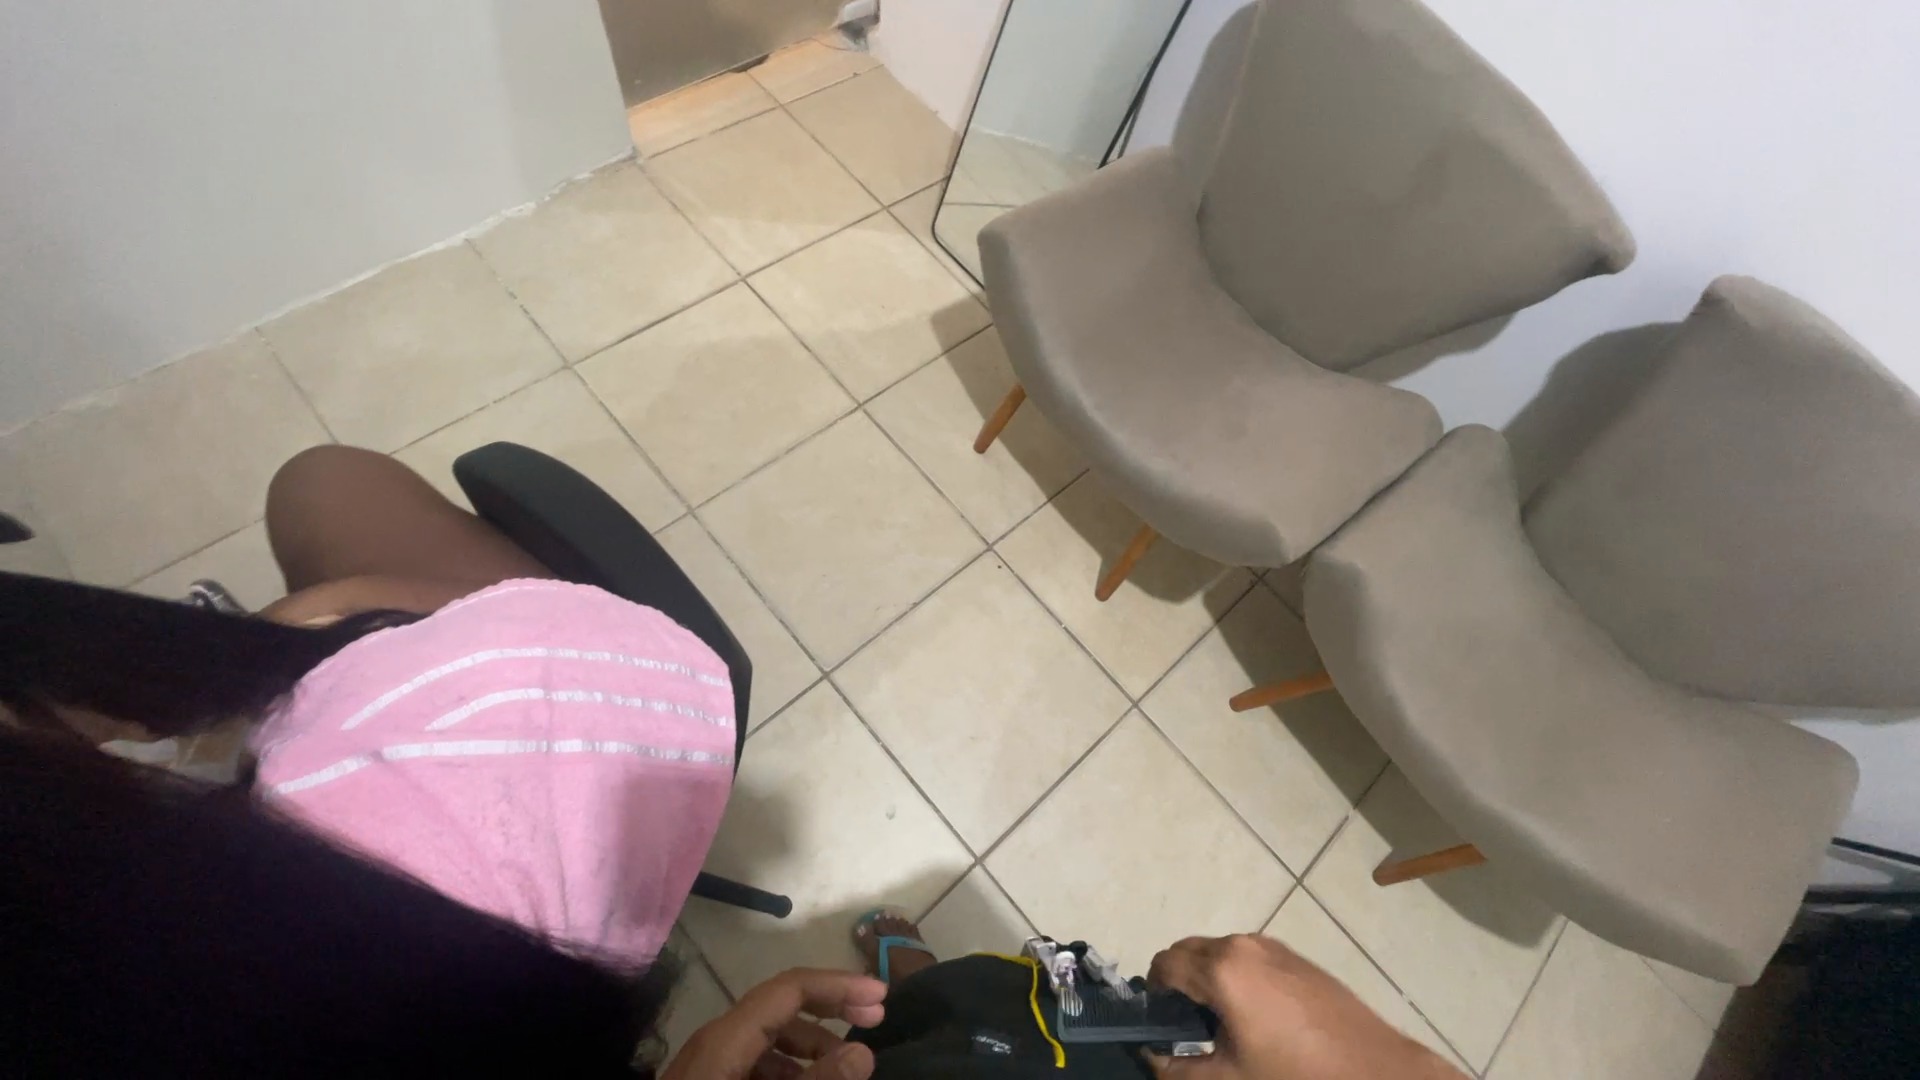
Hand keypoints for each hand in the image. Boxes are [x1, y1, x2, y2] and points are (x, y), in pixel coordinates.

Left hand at [662, 968, 886, 1079]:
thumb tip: (863, 1052)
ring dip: (813, 1043)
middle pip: (783, 1005)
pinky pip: (756, 1066)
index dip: (839, 985)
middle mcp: (718, 1041)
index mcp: (727, 1037)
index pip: (792, 987)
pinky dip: (790, 1069)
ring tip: (847, 1065)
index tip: (880, 997)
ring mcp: (711, 1066)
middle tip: (875, 1017)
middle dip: (831, 1008)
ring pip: (771, 1038)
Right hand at [1147, 935, 1465, 1079]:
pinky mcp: (1296, 957)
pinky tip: (1258, 1019)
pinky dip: (1238, 977)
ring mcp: (1272, 947)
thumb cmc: (1298, 1078)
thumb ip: (1179, 1070)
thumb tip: (1151, 1057)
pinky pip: (1249, 958)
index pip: (1165, 963)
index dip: (1154, 992)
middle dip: (1180, 982)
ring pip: (1220, 953)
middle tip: (1187, 1027)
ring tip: (1224, 1026)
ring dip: (1209, 979)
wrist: (1379, 1074)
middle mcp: (1242, 945)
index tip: (1159, 1023)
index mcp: (1221, 968)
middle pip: (1190, 951)